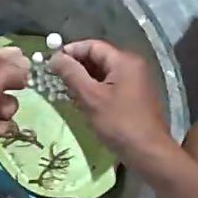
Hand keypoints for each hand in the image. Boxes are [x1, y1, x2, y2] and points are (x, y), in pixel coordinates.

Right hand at [49, 40, 175, 165]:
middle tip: (55, 78)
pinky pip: (110, 85)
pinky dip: (94, 89)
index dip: (70, 51)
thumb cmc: (118, 122)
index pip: (92, 46)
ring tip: (64, 91)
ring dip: (83, 80)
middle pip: (98, 58)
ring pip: (103, 73)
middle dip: (75, 67)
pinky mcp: (133, 95)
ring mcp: (134, 81)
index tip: (51, 63)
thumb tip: (55, 57)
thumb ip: (72, 74)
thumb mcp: (91, 97)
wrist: (147, 151)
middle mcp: (132, 65)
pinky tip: (80, 101)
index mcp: (124, 61)